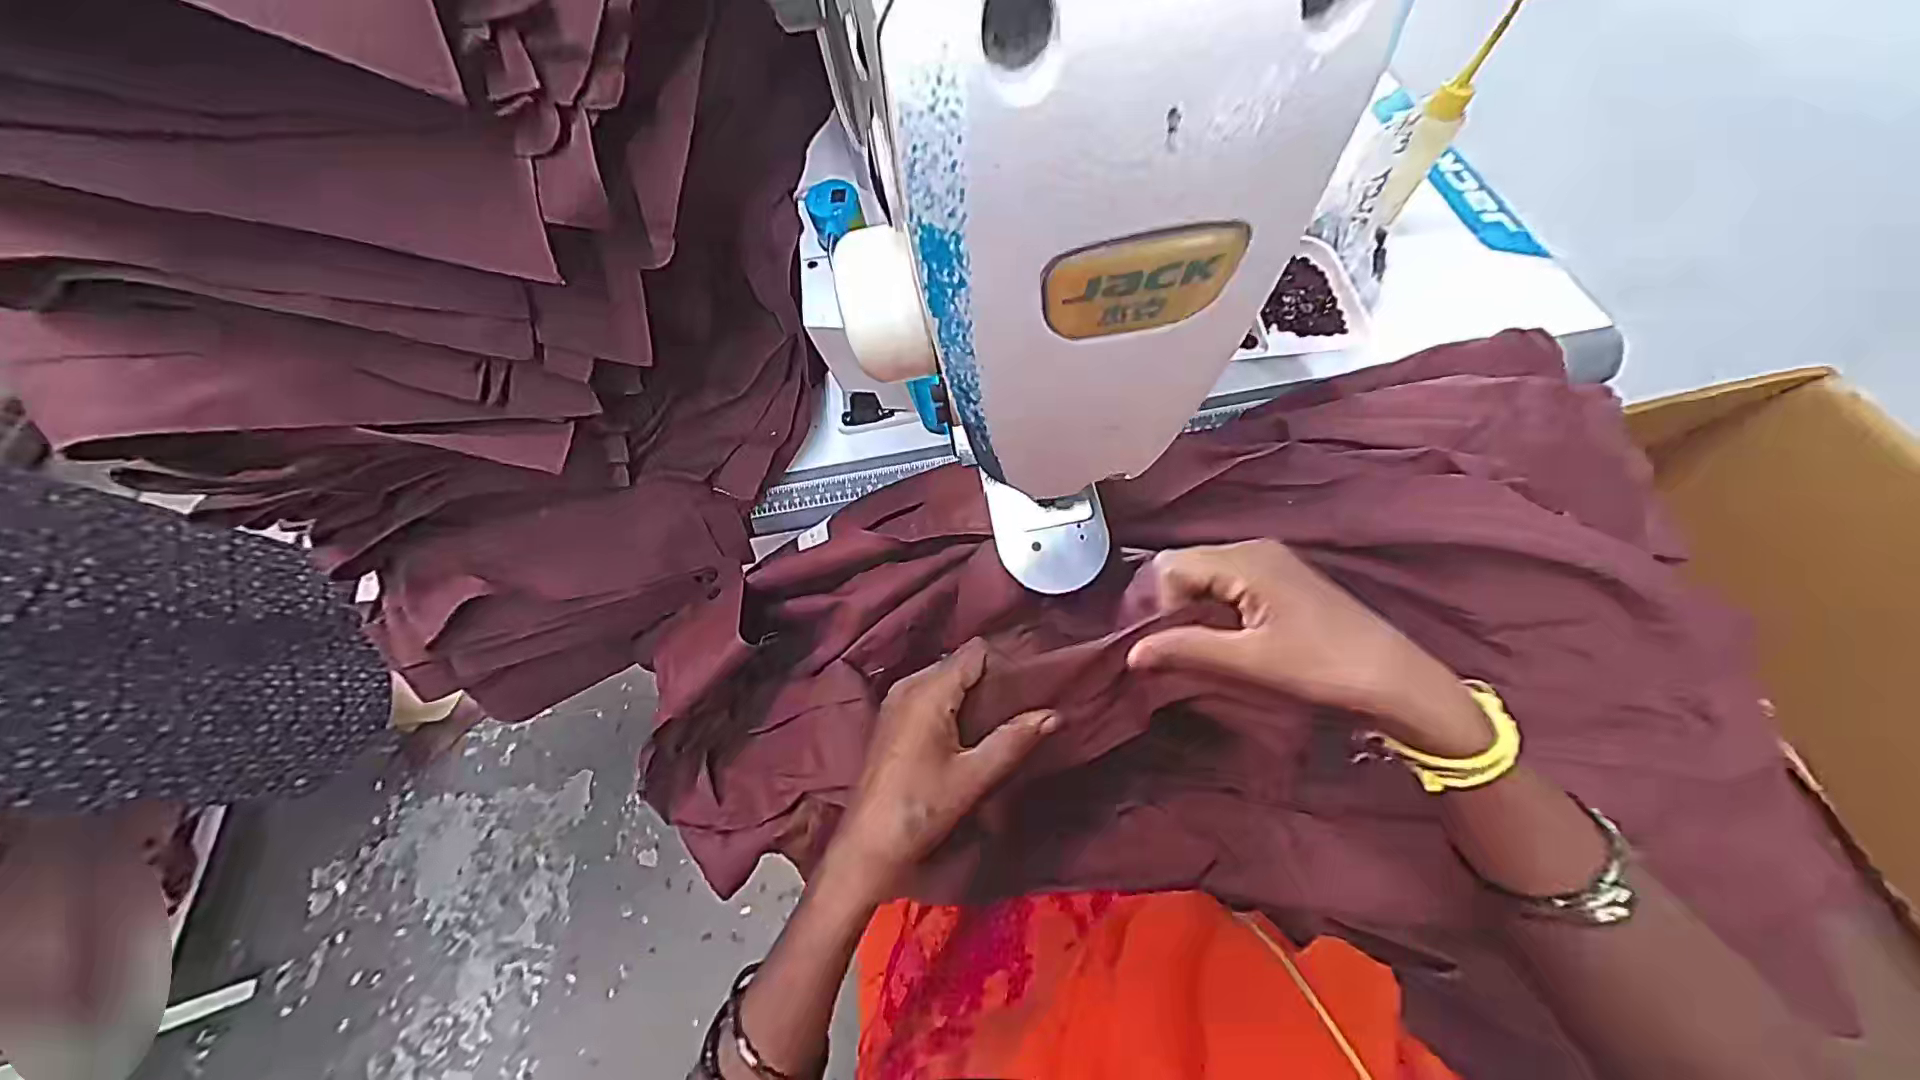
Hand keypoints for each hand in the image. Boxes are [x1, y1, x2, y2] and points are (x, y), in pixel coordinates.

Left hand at [829, 639, 1058, 898]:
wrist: (868, 846)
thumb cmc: (921, 808)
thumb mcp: (974, 775)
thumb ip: (1014, 739)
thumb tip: (1053, 715)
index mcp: (927, 690)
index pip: (974, 652)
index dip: (1004, 663)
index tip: (1029, 687)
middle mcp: (908, 685)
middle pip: (959, 662)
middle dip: (991, 679)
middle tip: (1021, 706)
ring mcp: (896, 700)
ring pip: (945, 677)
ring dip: (972, 693)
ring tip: (1001, 719)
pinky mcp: (892, 718)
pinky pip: (930, 693)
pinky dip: (953, 703)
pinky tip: (969, 731)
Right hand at [1126, 541, 1490, 754]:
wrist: (1396, 678)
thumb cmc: (1322, 666)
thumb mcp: (1248, 660)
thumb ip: (1185, 649)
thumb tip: (1130, 652)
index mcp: (1246, 559)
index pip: (1170, 566)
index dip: (1159, 604)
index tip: (1172, 643)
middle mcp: (1253, 548)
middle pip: (1184, 565)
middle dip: (1172, 605)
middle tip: (1181, 647)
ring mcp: (1269, 559)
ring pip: (1203, 573)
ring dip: (1193, 607)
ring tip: (1205, 645)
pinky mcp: (1279, 576)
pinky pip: (1226, 580)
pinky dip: (1214, 606)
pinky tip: (1228, 635)